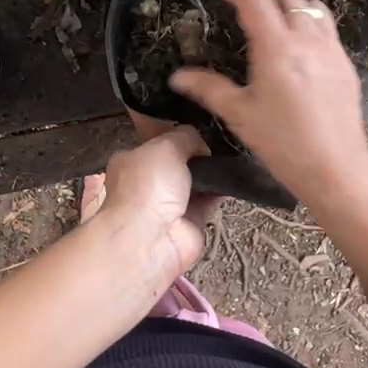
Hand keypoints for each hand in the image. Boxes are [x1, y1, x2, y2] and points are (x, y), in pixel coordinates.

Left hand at [86, 127, 215, 298]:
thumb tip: (202, 145)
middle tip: (220, 142)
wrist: (151, 238)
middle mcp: (149, 182)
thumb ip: (186, 136)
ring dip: (211, 172)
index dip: (177, 135)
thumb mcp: (165, 145)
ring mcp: (169, 204)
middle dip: (197, 154)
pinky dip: (221, 190)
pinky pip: (210, 200)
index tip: (200, 129)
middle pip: (178, 162)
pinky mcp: (191, 222)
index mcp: (133, 161)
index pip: (157, 143)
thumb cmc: (148, 185)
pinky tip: (234, 177)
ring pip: (196, 181)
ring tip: (231, 156)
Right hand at [169, 0, 367, 205]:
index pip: (256, 3)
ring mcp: (331, 51)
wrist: (334, 167)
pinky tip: (303, 46)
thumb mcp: (239, 115)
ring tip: (278, 22)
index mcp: (276, 49)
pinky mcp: (346, 65)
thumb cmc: (282, 143)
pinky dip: (313, 24)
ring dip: (293, 6)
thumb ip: (208, 89)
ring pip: (314, 8)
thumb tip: (177, 77)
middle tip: (249, 14)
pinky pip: (329, 29)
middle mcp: (307, 41)